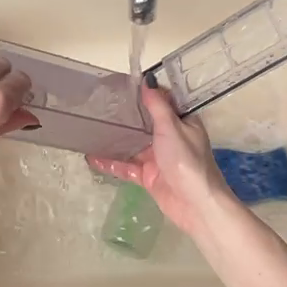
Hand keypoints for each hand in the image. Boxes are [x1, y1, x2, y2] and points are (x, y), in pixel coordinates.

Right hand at [88, 86, 236, 238]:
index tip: (122, 84)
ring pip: (133, 145)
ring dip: (115, 139)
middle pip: (145, 123)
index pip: (163, 102)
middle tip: (100, 103)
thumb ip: (157, 106)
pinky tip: (92, 157)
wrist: (196, 205)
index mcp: (182, 123)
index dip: (146, 93)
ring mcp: (158, 158)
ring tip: (91, 129)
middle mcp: (170, 138)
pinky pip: (126, 166)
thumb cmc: (186, 161)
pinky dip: (111, 162)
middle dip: (126, 116)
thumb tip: (147, 81)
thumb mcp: (172, 128)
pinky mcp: (148, 177)